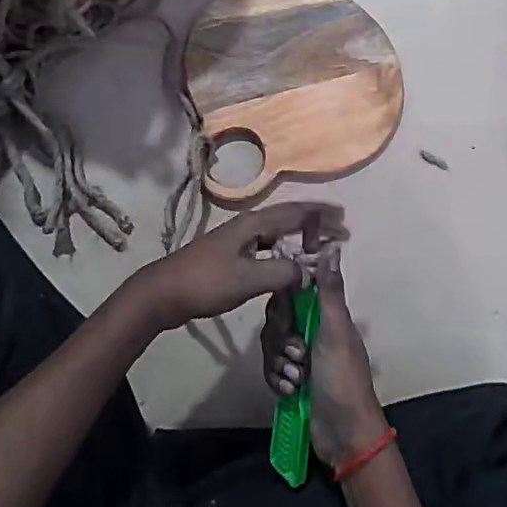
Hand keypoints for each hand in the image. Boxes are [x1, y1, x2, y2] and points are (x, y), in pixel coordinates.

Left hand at [131, 202, 346, 331]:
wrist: (162, 293)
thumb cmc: (205, 282)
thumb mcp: (248, 279)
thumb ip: (283, 273)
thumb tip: (309, 270)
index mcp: (254, 224)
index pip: (296, 213)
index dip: (322, 216)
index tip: (344, 223)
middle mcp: (249, 225)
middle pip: (290, 217)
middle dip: (317, 221)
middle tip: (341, 228)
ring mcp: (239, 239)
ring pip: (279, 231)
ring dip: (302, 234)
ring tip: (322, 243)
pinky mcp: (233, 255)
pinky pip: (269, 245)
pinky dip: (287, 248)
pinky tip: (290, 261)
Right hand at [262, 243, 388, 466]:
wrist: (344, 433)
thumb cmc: (342, 377)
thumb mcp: (336, 331)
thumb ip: (330, 291)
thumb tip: (332, 247)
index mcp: (324, 315)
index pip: (290, 295)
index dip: (282, 307)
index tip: (287, 322)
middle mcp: (311, 331)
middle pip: (276, 322)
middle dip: (280, 341)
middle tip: (299, 357)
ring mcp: (300, 357)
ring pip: (271, 346)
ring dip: (280, 364)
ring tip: (297, 379)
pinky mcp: (292, 379)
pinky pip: (270, 370)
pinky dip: (277, 381)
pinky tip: (290, 392)